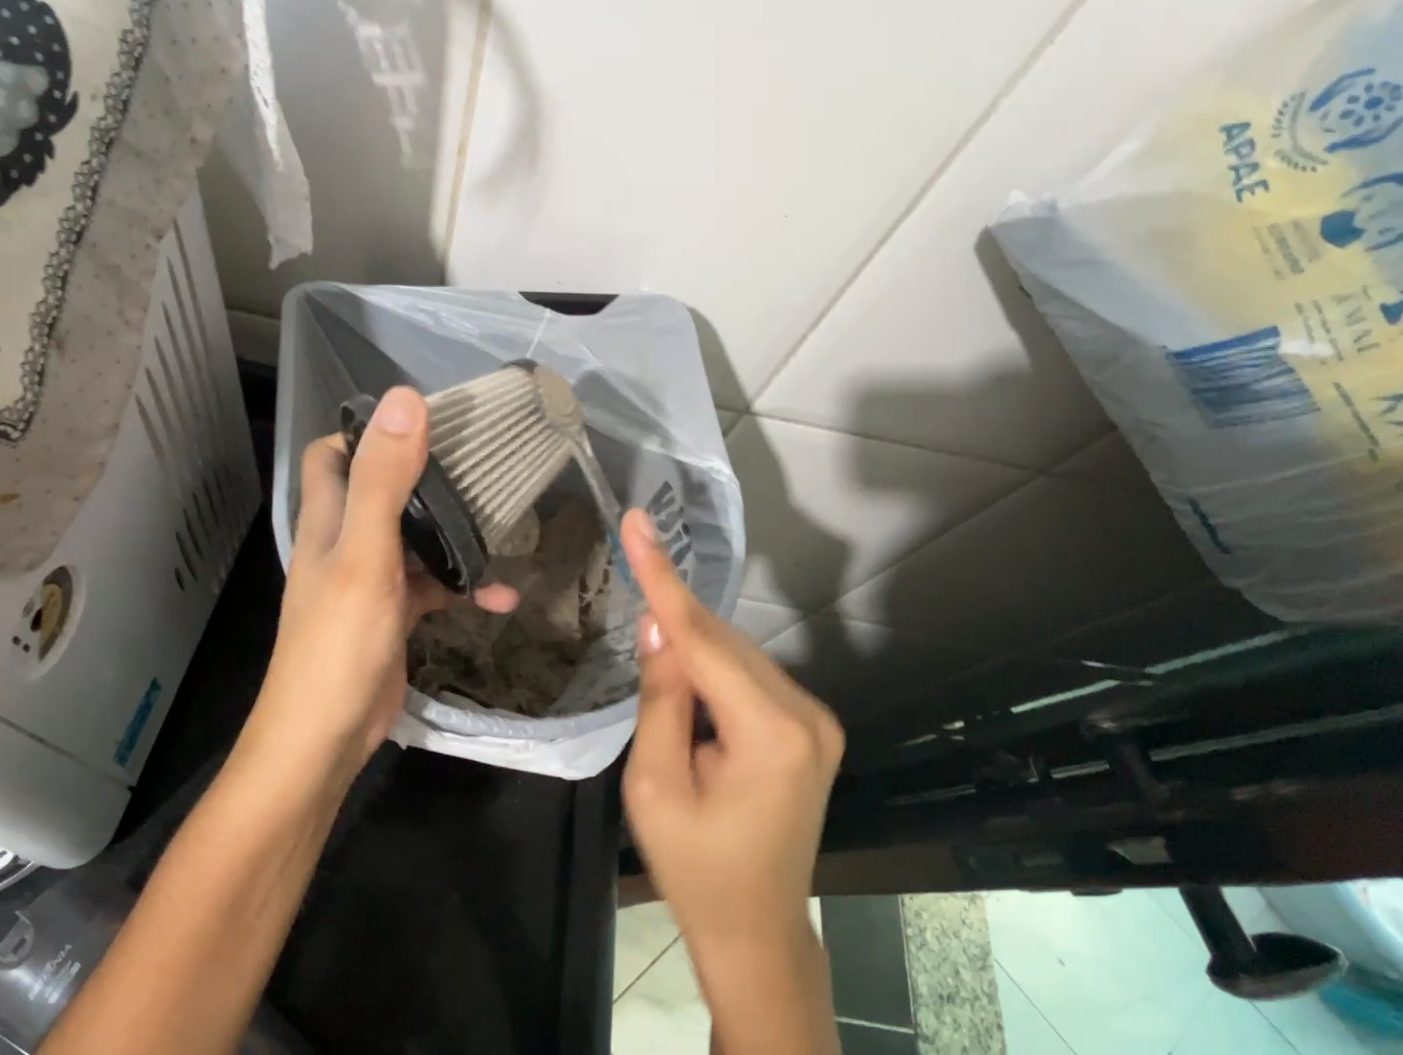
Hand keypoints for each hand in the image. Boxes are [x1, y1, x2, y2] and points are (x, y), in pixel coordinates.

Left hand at [242, 386, 517, 779]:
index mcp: (327, 519)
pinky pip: (432, 588)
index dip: (367, 431)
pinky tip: (503, 596)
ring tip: (503, 527)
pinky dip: (463, 587)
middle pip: (384, 491)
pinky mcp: (392, 616)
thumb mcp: (365, 556)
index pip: (333, 453)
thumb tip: (406, 399)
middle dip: (428, 477)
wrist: (326, 737)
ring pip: (414, 540)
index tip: (422, 422)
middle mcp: (345, 542)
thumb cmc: (338, 643)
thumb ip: (384, 481)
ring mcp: (369, 581)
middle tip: (480, 466)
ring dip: (454, 536)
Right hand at [619, 508, 843, 948]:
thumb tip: (658, 624)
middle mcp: (807, 713)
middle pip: (723, 643)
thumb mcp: (655, 784)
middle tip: (630, 595)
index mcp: (772, 731)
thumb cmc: (695, 865)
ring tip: (656, 680)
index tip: (638, 522)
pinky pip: (749, 678)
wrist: (754, 925)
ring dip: (690, 650)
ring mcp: (816, 720)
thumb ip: (660, 697)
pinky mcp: (810, 730)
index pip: (704, 638)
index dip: (663, 577)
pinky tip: (685, 688)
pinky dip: (711, 670)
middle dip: (673, 621)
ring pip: (737, 656)